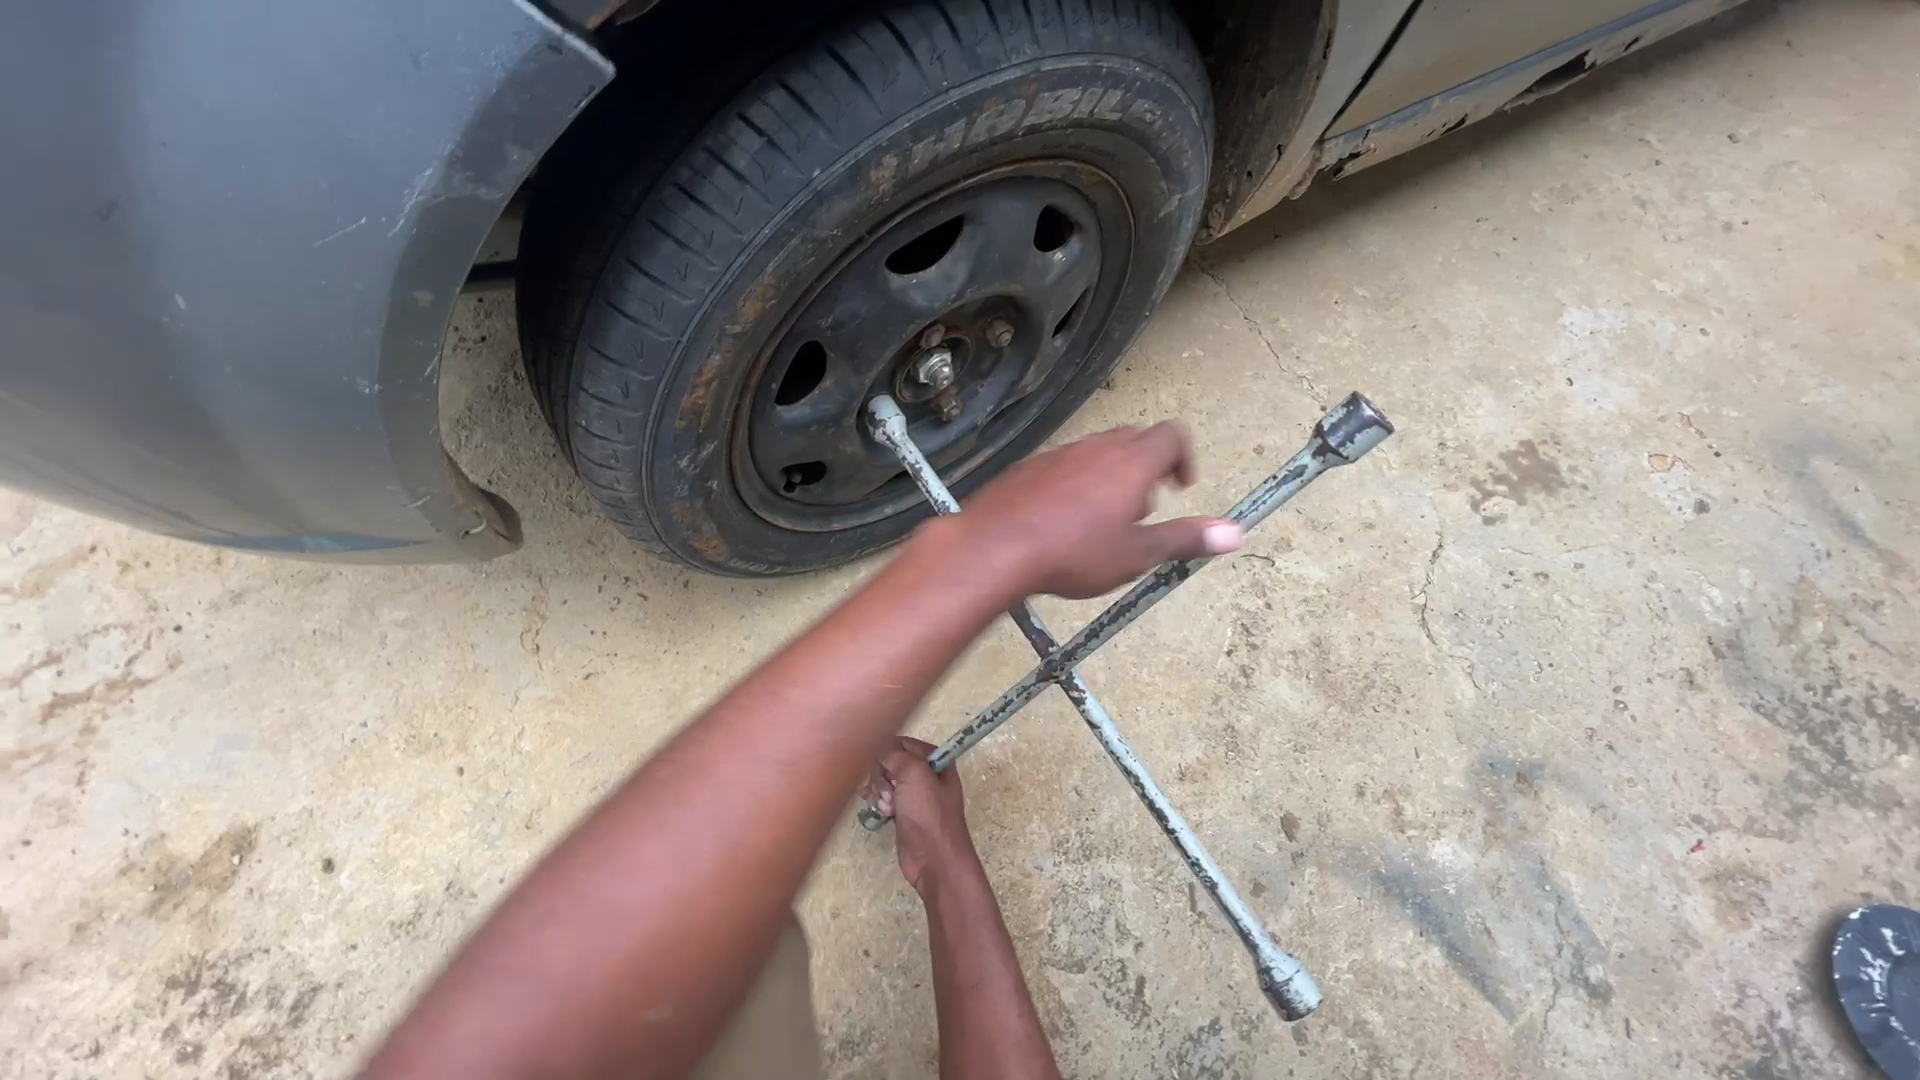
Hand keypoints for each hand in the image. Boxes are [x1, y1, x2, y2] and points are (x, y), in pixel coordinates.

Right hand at [869, 737, 975, 893]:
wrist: (935, 859)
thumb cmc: (928, 813)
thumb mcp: (914, 774)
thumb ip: (894, 755)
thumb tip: (879, 749)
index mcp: (935, 759)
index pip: (903, 743)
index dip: (887, 752)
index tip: (879, 765)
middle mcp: (926, 774)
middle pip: (891, 762)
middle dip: (883, 774)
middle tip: (888, 790)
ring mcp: (916, 795)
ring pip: (886, 781)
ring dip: (881, 791)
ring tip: (887, 805)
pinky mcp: (905, 813)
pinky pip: (887, 799)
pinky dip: (882, 804)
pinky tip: (884, 814)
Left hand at [932, 421, 1241, 599]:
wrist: (996, 547)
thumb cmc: (1071, 552)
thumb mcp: (1136, 554)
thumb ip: (1185, 539)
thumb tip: (1233, 533)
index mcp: (1130, 462)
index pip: (1172, 435)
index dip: (1184, 457)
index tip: (1181, 486)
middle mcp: (1095, 448)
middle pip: (1133, 440)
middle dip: (1147, 468)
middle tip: (1143, 509)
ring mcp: (1058, 455)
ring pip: (1095, 452)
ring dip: (1110, 476)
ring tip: (1102, 521)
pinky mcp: (1028, 469)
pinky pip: (1062, 467)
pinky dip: (1074, 484)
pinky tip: (1062, 522)